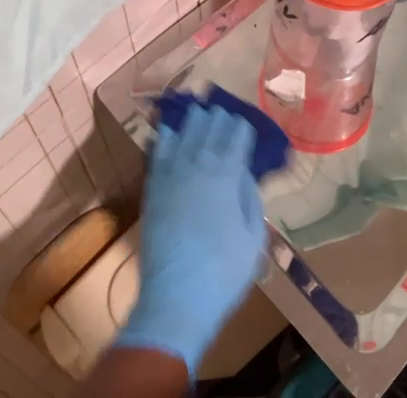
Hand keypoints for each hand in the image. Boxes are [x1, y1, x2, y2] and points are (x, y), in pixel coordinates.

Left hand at [114, 105, 267, 376]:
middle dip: (217, 120)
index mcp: (227, 176)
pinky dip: (162, 142)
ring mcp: (172, 179)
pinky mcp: (153, 193)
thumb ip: (249, 198)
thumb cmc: (224, 271)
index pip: (236, 140)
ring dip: (191, 124)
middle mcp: (198, 168)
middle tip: (220, 109)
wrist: (176, 297)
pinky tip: (165, 133)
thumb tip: (245, 173)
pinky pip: (158, 157)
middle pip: (208, 133)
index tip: (244, 122)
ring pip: (183, 139)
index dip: (242, 129)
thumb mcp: (253, 235)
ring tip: (197, 111)